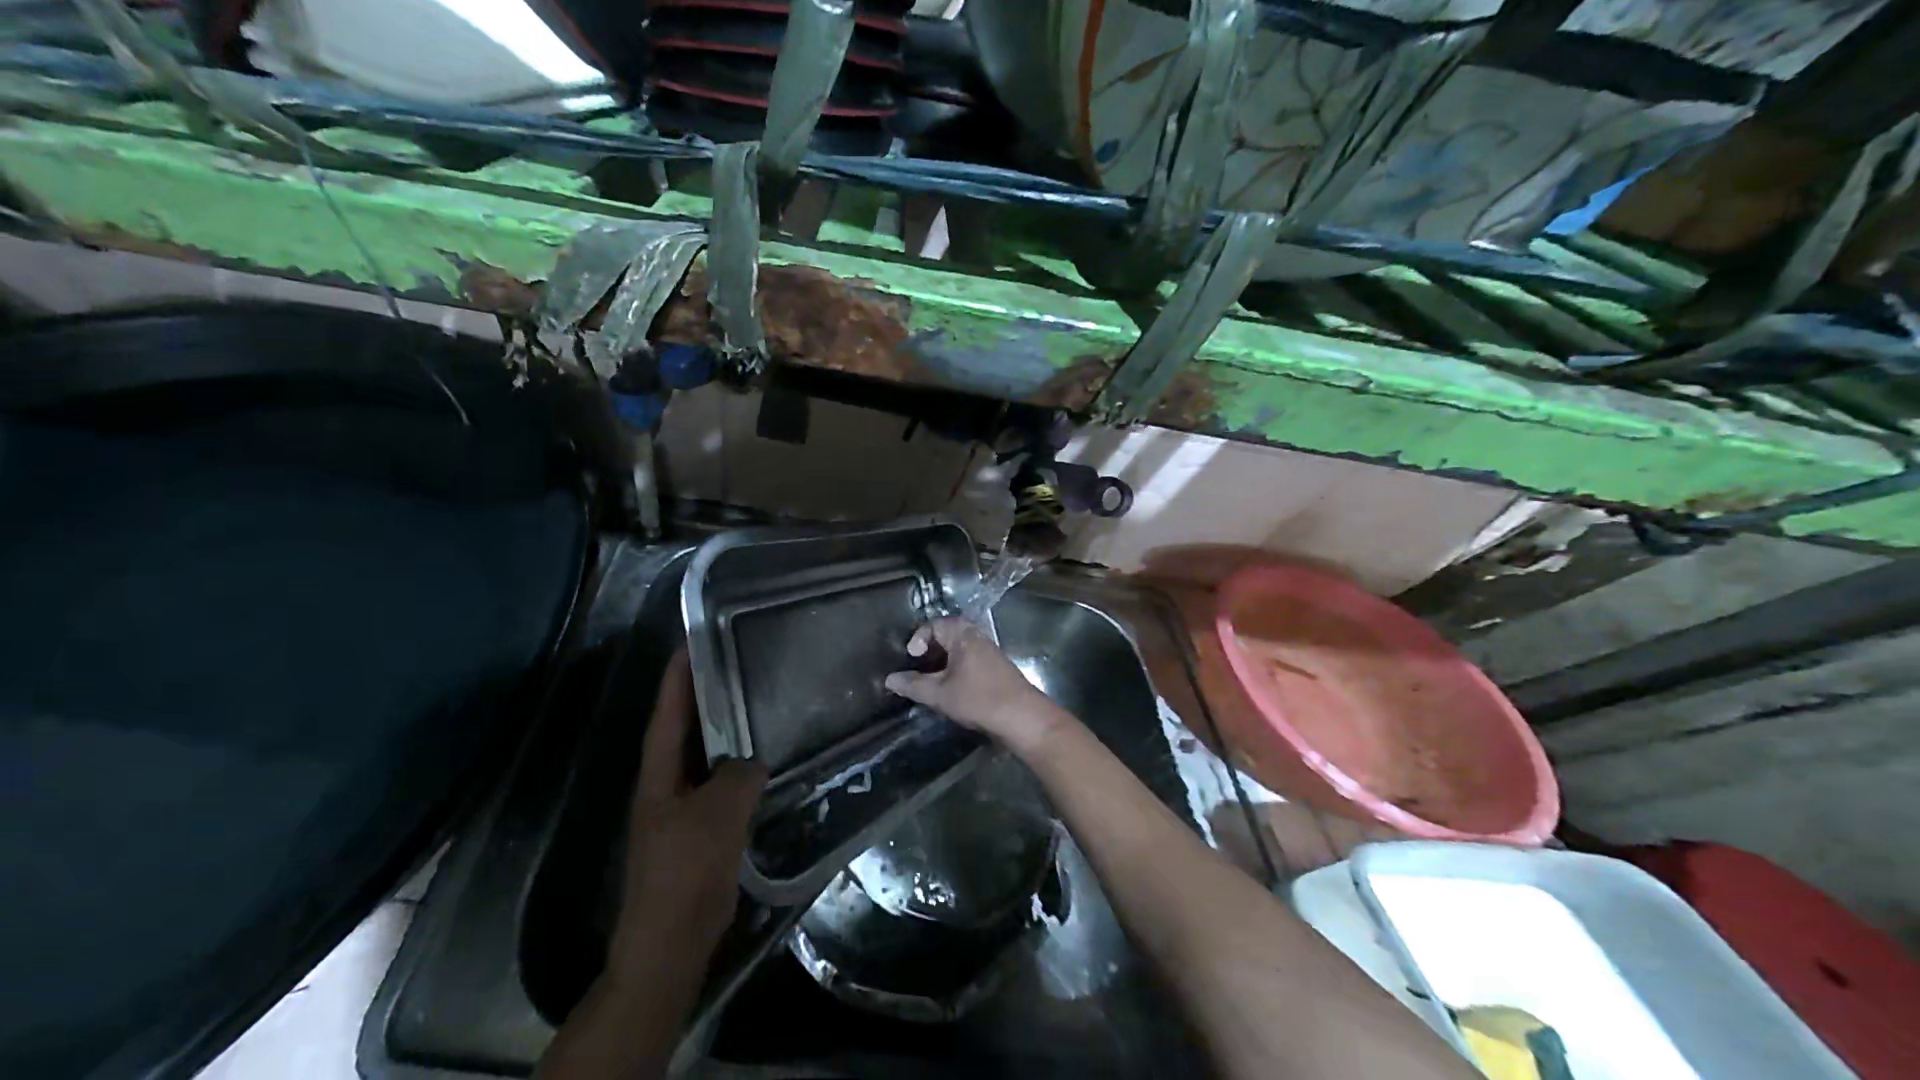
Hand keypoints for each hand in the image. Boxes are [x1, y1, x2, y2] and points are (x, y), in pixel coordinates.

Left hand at [609, 650, 767, 976]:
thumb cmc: (686, 871)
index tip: (694, 639)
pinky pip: (721, 783)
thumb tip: (753, 761)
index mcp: (659, 772)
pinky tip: (764, 759)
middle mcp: (666, 782)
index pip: (668, 710)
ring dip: (725, 729)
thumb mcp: (718, 813)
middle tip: (737, 661)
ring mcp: (681, 807)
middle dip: (705, 694)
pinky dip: (738, 765)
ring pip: (705, 755)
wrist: (670, 940)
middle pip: (685, 727)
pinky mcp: (700, 829)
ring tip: (755, 699)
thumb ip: (740, 775)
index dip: (678, 674)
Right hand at [884, 617, 1065, 752]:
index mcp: (963, 636)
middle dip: (930, 649)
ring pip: (960, 648)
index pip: (934, 624)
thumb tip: (890, 679)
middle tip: (919, 667)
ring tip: (932, 681)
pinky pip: (970, 659)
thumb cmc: (978, 700)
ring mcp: (990, 652)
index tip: (912, 658)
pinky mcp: (997, 668)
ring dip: (943, 661)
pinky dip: (956, 668)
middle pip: (948, 633)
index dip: (918, 638)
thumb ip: (913, 685)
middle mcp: (978, 637)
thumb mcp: (939, 694)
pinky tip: (952, 689)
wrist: (1022, 717)